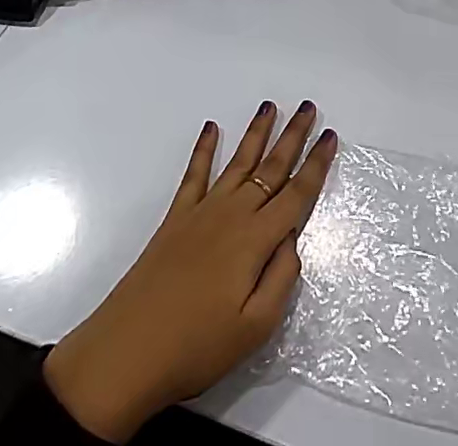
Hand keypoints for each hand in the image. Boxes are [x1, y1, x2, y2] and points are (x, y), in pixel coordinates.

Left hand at [44, 101, 337, 442]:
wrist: (127, 351)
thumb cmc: (197, 346)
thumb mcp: (256, 327)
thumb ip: (282, 277)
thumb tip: (292, 238)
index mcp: (255, 241)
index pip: (296, 194)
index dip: (316, 164)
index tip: (330, 136)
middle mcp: (231, 215)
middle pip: (270, 168)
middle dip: (292, 136)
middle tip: (308, 107)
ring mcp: (200, 212)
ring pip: (237, 162)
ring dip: (256, 133)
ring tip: (269, 106)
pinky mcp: (175, 218)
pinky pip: (194, 173)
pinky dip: (204, 149)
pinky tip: (211, 128)